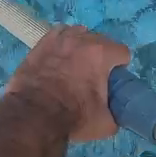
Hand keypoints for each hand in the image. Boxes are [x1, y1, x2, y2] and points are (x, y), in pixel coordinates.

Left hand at [3, 25, 130, 141]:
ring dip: (80, 46)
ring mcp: (58, 40)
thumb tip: (113, 110)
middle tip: (94, 75)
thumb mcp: (106, 122)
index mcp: (101, 54)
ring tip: (75, 64)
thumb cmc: (73, 117)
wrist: (33, 115)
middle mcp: (81, 40)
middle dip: (100, 56)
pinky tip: (58, 55)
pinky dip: (61, 43)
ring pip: (77, 34)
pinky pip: (56, 35)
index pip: (122, 52)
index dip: (120, 67)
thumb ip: (115, 110)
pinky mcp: (39, 44)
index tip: (113, 80)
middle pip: (99, 41)